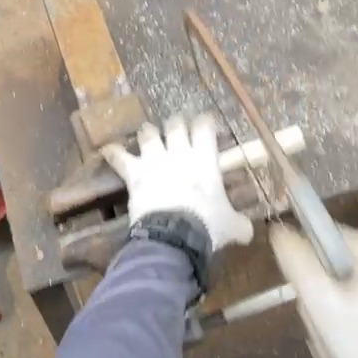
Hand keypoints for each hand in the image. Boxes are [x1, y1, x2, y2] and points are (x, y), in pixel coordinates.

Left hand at [101, 113, 253, 250]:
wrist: (175, 235)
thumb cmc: (207, 226)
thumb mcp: (232, 226)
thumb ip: (240, 224)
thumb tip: (249, 231)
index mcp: (205, 159)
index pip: (205, 127)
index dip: (205, 122)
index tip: (205, 122)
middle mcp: (179, 152)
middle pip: (175, 124)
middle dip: (175, 123)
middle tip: (177, 127)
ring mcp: (155, 160)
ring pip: (148, 134)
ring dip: (148, 133)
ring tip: (148, 134)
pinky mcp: (135, 173)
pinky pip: (119, 157)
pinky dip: (113, 152)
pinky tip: (108, 149)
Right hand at [270, 222, 357, 357]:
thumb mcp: (323, 306)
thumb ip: (297, 263)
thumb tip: (278, 230)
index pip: (316, 235)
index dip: (302, 265)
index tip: (305, 298)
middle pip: (326, 267)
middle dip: (317, 301)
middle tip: (323, 332)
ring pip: (337, 293)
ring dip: (328, 321)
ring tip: (337, 351)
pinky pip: (354, 310)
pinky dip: (345, 331)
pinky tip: (350, 356)